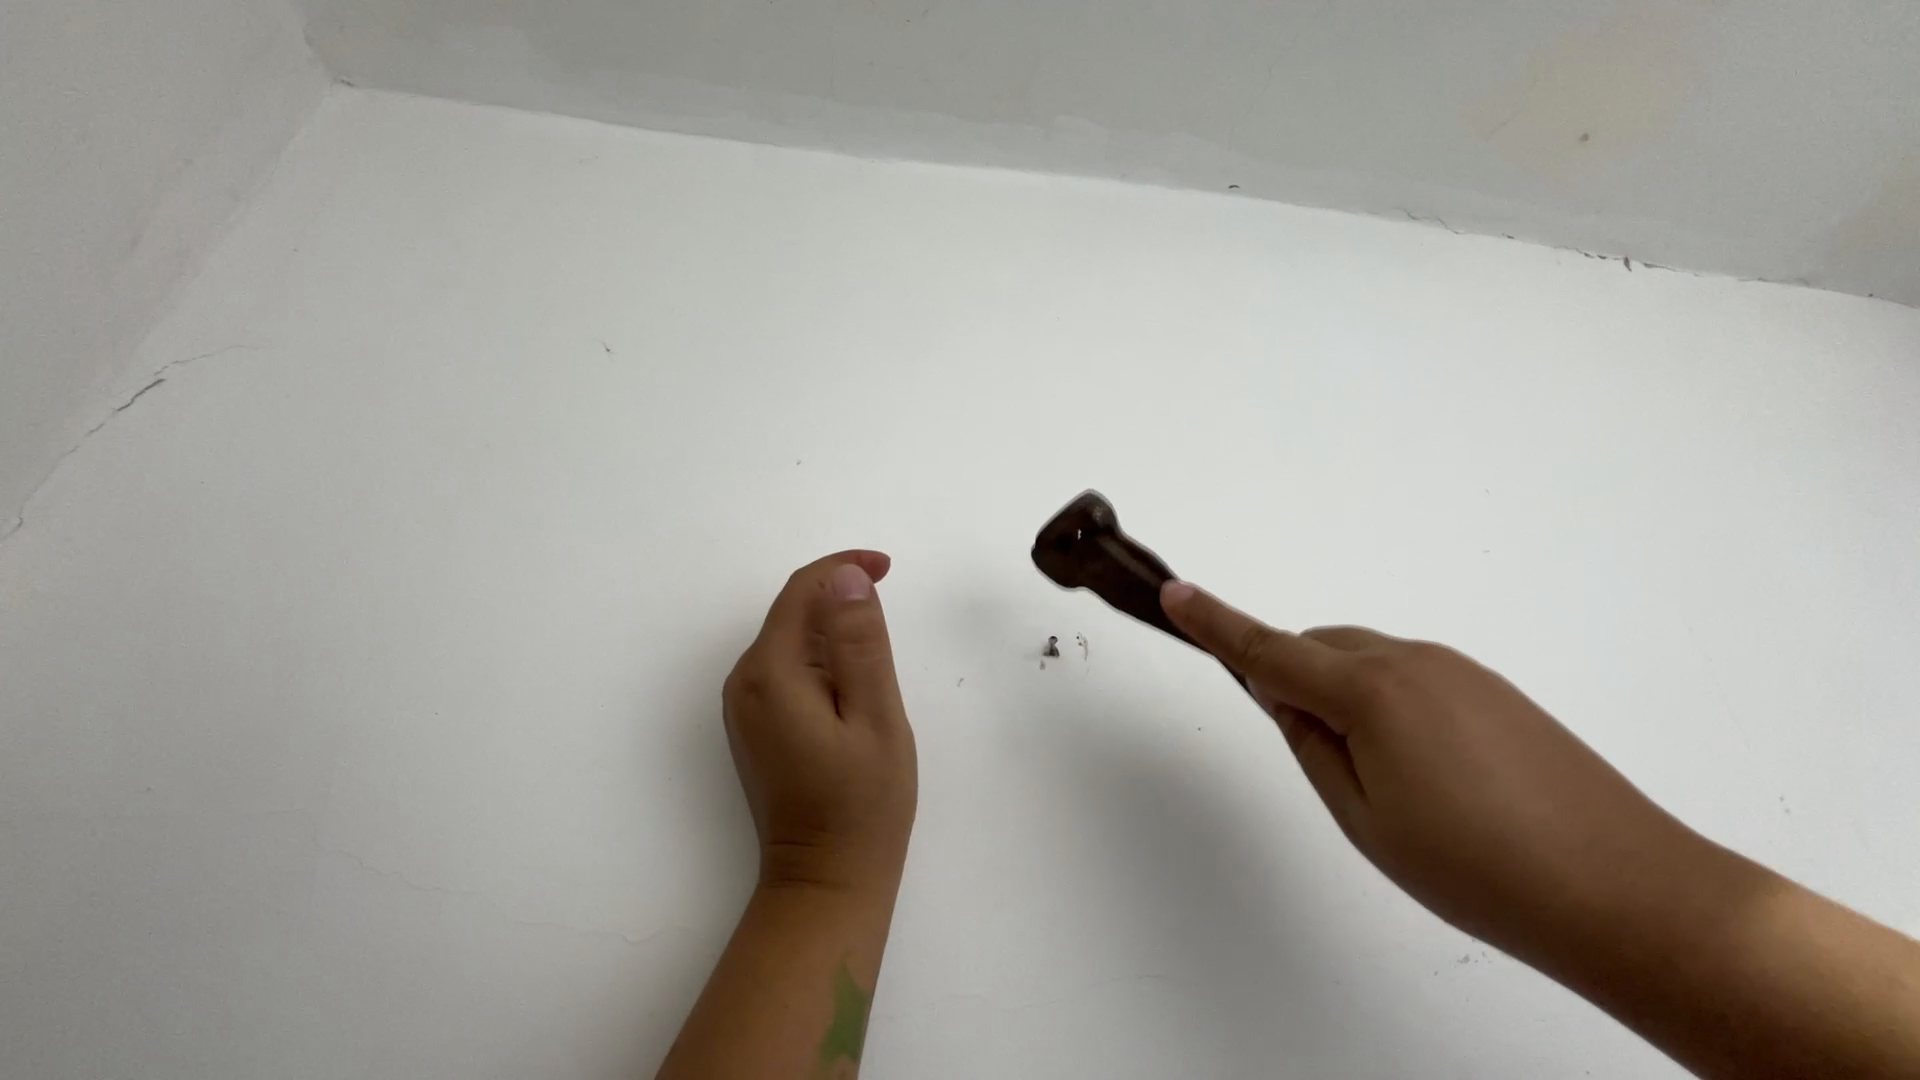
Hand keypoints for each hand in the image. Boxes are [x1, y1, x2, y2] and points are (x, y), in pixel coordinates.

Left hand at [723, 551, 917, 897]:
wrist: (827, 880)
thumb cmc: (863, 804)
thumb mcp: (876, 717)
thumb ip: (861, 643)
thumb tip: (847, 577)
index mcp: (770, 673)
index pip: (801, 591)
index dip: (844, 568)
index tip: (889, 569)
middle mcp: (744, 682)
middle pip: (792, 611)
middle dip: (841, 599)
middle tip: (892, 616)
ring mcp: (744, 706)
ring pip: (791, 638)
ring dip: (834, 629)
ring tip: (878, 659)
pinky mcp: (754, 724)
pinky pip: (787, 667)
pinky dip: (822, 657)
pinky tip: (853, 685)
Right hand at [1160, 581, 1735, 964]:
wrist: (1631, 896)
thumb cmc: (1476, 868)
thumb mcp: (1362, 818)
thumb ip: (1310, 744)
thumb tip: (1286, 697)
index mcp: (1370, 692)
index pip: (1269, 650)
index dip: (1215, 623)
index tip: (1174, 591)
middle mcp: (1412, 661)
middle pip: (1319, 647)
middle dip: (1291, 678)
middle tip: (1312, 751)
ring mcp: (1460, 671)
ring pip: (1365, 661)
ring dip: (1341, 694)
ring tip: (1385, 781)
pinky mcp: (1495, 690)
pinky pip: (1409, 676)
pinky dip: (1385, 702)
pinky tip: (1429, 772)